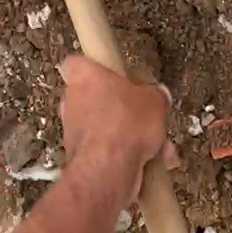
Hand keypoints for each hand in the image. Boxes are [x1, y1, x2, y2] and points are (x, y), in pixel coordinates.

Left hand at [57, 54, 171, 206]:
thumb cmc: (126, 122)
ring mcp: (74, 133)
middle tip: (146, 121)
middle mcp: (71, 102)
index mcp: (82, 76)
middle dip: (123, 112)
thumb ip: (156, 96)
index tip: (112, 78)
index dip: (95, 70)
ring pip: (107, 131)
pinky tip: (152, 164)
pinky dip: (127, 158)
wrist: (110, 168)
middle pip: (98, 101)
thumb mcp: (154, 101)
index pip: (77, 64)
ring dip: (131, 139)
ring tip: (159, 149)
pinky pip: (109, 153)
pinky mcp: (83, 159)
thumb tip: (160, 96)